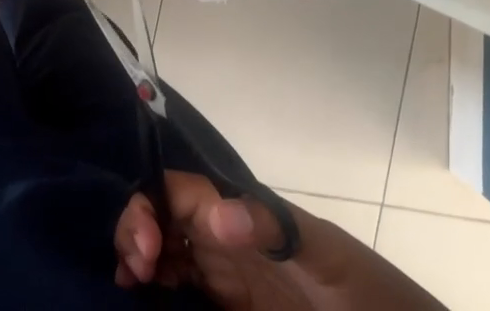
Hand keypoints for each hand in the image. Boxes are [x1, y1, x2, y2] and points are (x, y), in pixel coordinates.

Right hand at [113, 172, 444, 309]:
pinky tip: (138, 297)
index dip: (148, 207)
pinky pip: (180, 289)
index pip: (178, 191)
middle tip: (133, 272)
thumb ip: (273, 230)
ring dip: (139, 258)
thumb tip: (215, 212)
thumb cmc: (361, 288)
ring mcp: (226, 273)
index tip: (145, 251)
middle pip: (162, 216)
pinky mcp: (228, 305)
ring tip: (128, 283)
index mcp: (244, 212)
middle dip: (136, 231)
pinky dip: (153, 288)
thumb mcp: (323, 255)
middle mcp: (227, 236)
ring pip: (165, 249)